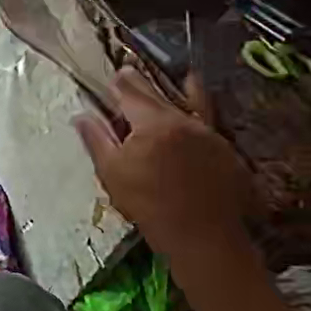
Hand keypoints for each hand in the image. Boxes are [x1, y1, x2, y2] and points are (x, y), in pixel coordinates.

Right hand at [74, 68, 256, 259]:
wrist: (203, 237)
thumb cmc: (148, 203)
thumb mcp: (111, 172)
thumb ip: (96, 139)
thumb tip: (82, 115)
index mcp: (152, 123)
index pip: (131, 91)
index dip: (120, 81)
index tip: (114, 74)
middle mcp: (184, 121)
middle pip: (160, 94)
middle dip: (143, 85)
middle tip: (132, 73)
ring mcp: (211, 135)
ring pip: (190, 105)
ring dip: (178, 94)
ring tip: (181, 80)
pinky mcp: (228, 152)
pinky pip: (209, 124)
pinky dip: (199, 116)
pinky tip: (196, 120)